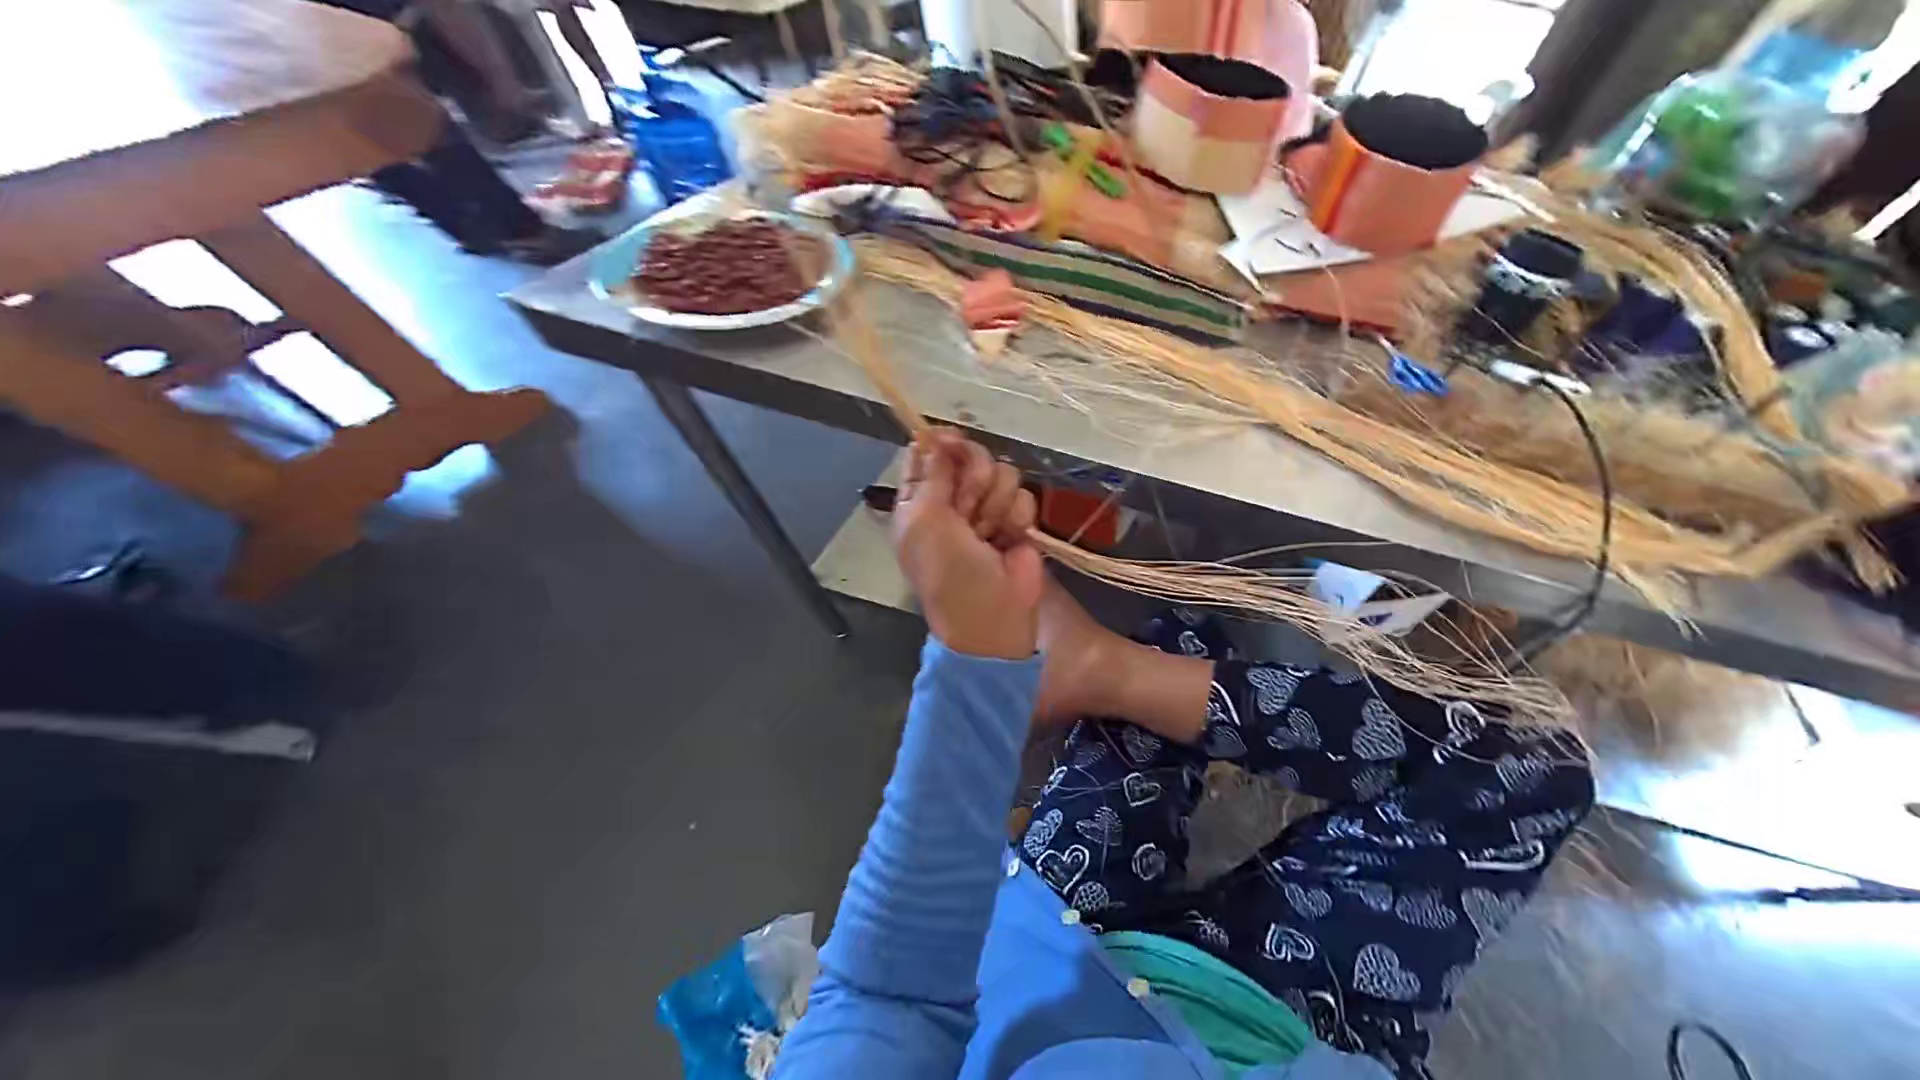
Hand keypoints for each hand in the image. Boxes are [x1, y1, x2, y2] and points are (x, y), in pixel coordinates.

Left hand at [893, 431, 1042, 659]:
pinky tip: (1011, 539)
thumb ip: (931, 475)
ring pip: (1000, 472)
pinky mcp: (1016, 520)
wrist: (993, 615)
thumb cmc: (949, 572)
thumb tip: (934, 436)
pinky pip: (1022, 494)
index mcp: (918, 502)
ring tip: (988, 533)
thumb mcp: (926, 521)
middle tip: (968, 508)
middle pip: (968, 456)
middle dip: (972, 479)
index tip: (953, 440)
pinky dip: (1016, 517)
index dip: (940, 444)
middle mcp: (951, 501)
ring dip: (994, 503)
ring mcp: (985, 509)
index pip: (926, 456)